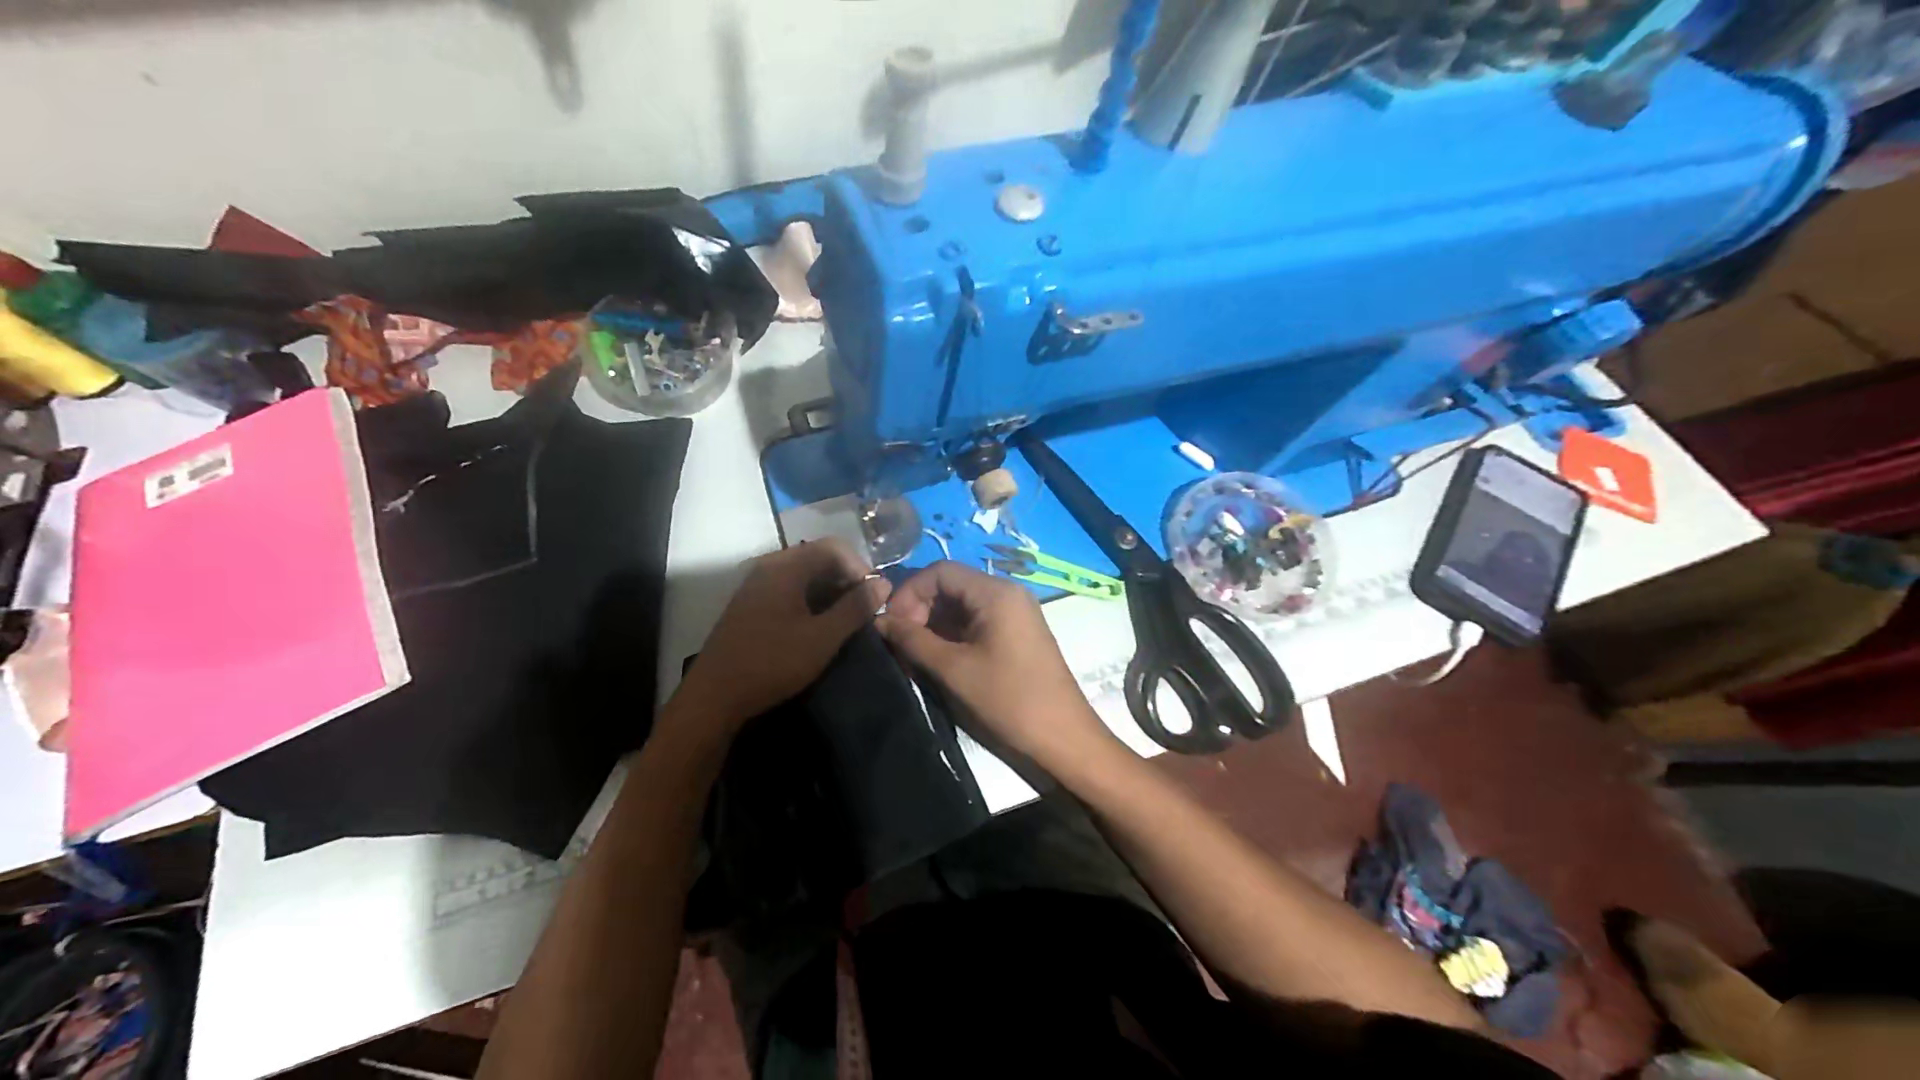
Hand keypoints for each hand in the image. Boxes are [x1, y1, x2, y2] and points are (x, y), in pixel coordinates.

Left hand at [673, 538, 890, 731]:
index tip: (875, 597)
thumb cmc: (773, 663)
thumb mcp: (823, 638)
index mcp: (785, 567)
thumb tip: (883, 583)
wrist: (715, 696)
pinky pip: (788, 589)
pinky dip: (810, 600)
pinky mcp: (750, 605)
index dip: (861, 567)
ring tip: (846, 620)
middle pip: (818, 557)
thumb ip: (855, 608)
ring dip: (829, 591)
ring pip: (803, 575)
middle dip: (846, 579)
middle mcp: (769, 567)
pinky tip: (818, 626)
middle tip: (864, 609)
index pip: (835, 547)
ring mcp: (756, 586)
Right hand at [877, 561, 1114, 771]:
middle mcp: (1008, 595)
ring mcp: (1014, 617)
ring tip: (912, 660)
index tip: (889, 626)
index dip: (908, 593)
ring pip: (960, 609)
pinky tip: (934, 665)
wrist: (1063, 741)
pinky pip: (975, 626)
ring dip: (932, 628)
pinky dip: (950, 640)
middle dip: (918, 612)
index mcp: (996, 593)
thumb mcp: (953, 670)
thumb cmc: (1007, 701)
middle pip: (950, 587)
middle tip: (897, 647)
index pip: (940, 572)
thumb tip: (878, 621)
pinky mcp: (1015, 638)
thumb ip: (912, 640)